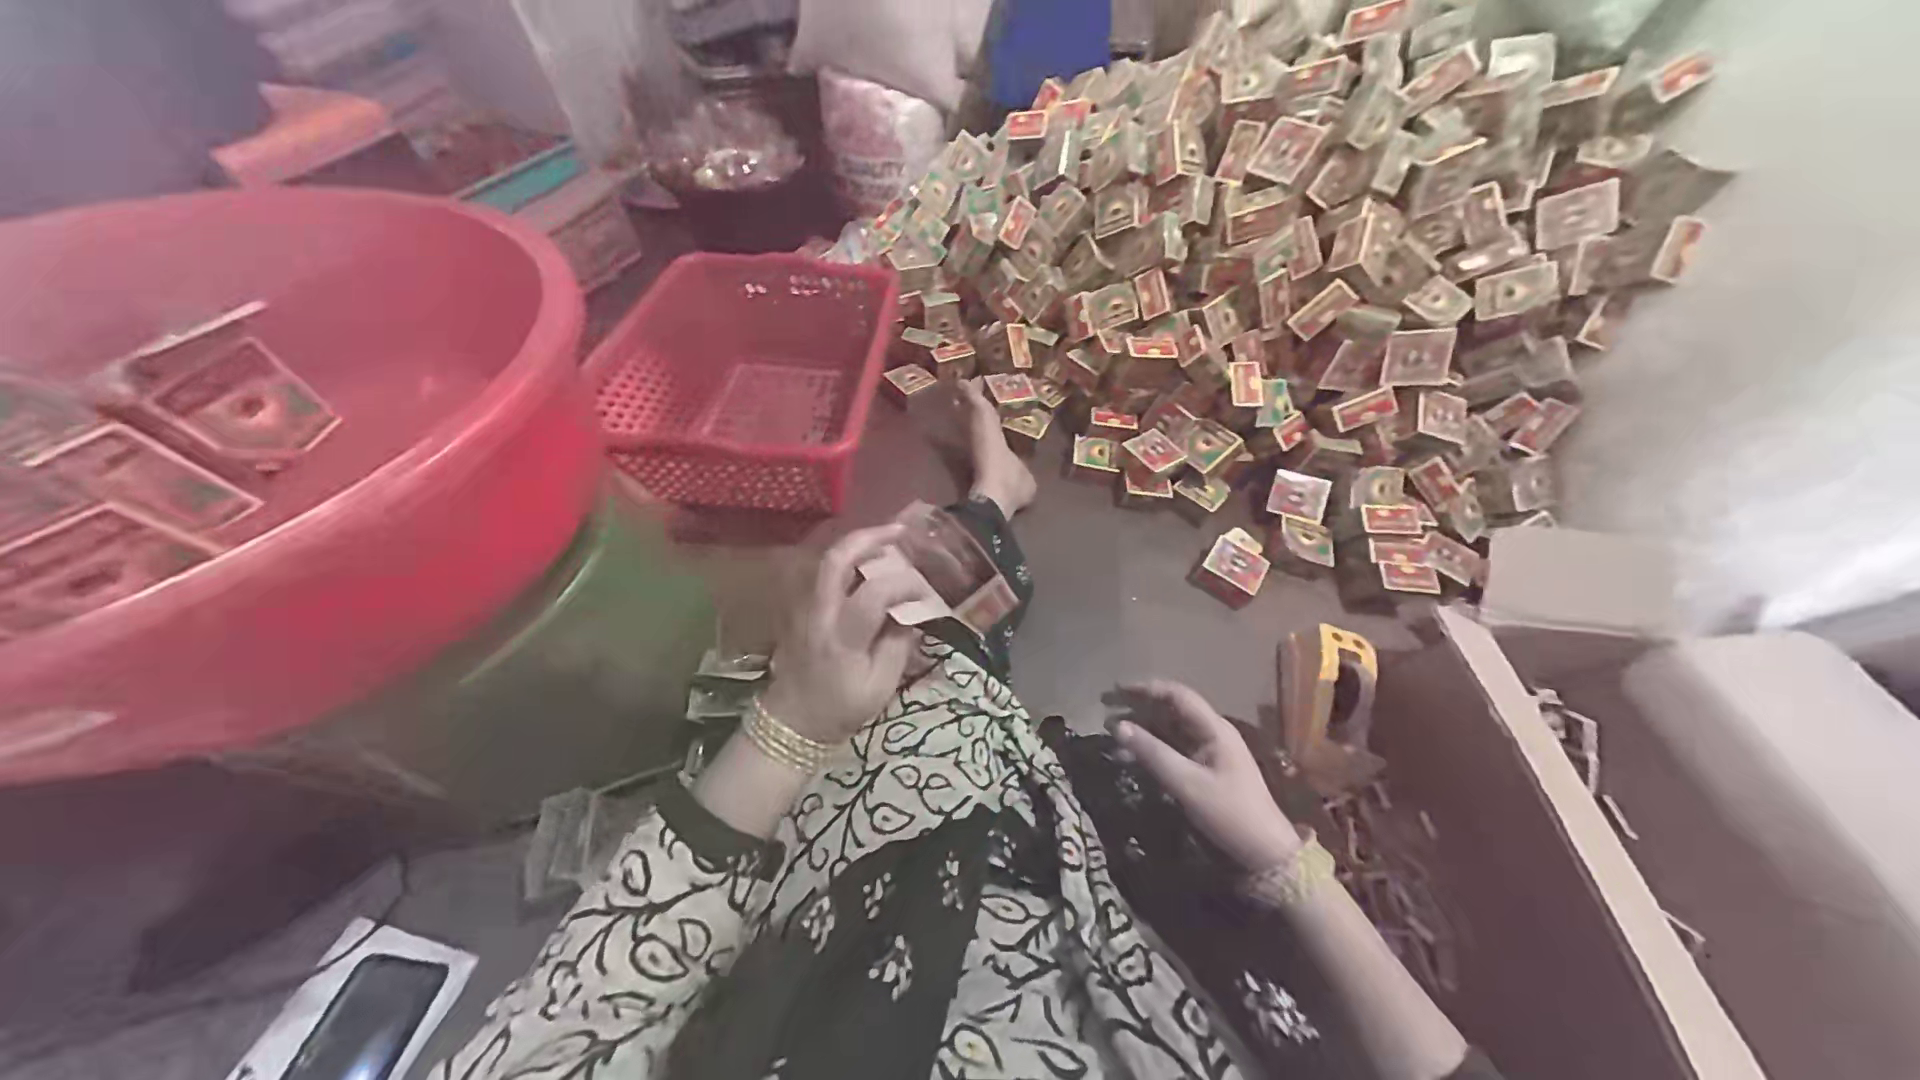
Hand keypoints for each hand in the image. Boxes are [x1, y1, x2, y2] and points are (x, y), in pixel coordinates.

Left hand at [759, 524, 935, 744]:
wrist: (792, 721)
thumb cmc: (841, 707)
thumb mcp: (880, 686)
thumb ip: (898, 645)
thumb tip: (912, 613)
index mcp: (843, 637)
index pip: (872, 594)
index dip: (903, 584)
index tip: (924, 590)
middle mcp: (820, 613)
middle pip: (837, 560)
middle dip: (869, 537)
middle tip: (899, 531)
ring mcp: (804, 607)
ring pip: (827, 561)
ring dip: (857, 544)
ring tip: (886, 540)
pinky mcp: (800, 608)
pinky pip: (823, 573)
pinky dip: (847, 559)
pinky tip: (866, 562)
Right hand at [1107, 680, 1302, 871]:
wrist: (1266, 854)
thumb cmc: (1230, 814)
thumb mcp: (1187, 783)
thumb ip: (1152, 753)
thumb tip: (1117, 726)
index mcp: (1214, 729)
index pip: (1176, 695)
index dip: (1145, 689)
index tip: (1116, 689)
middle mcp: (1212, 733)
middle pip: (1171, 709)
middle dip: (1138, 705)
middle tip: (1106, 706)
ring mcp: (1210, 751)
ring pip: (1169, 728)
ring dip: (1141, 727)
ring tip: (1111, 730)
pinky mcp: (1206, 769)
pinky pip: (1173, 748)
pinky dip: (1151, 747)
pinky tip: (1129, 754)